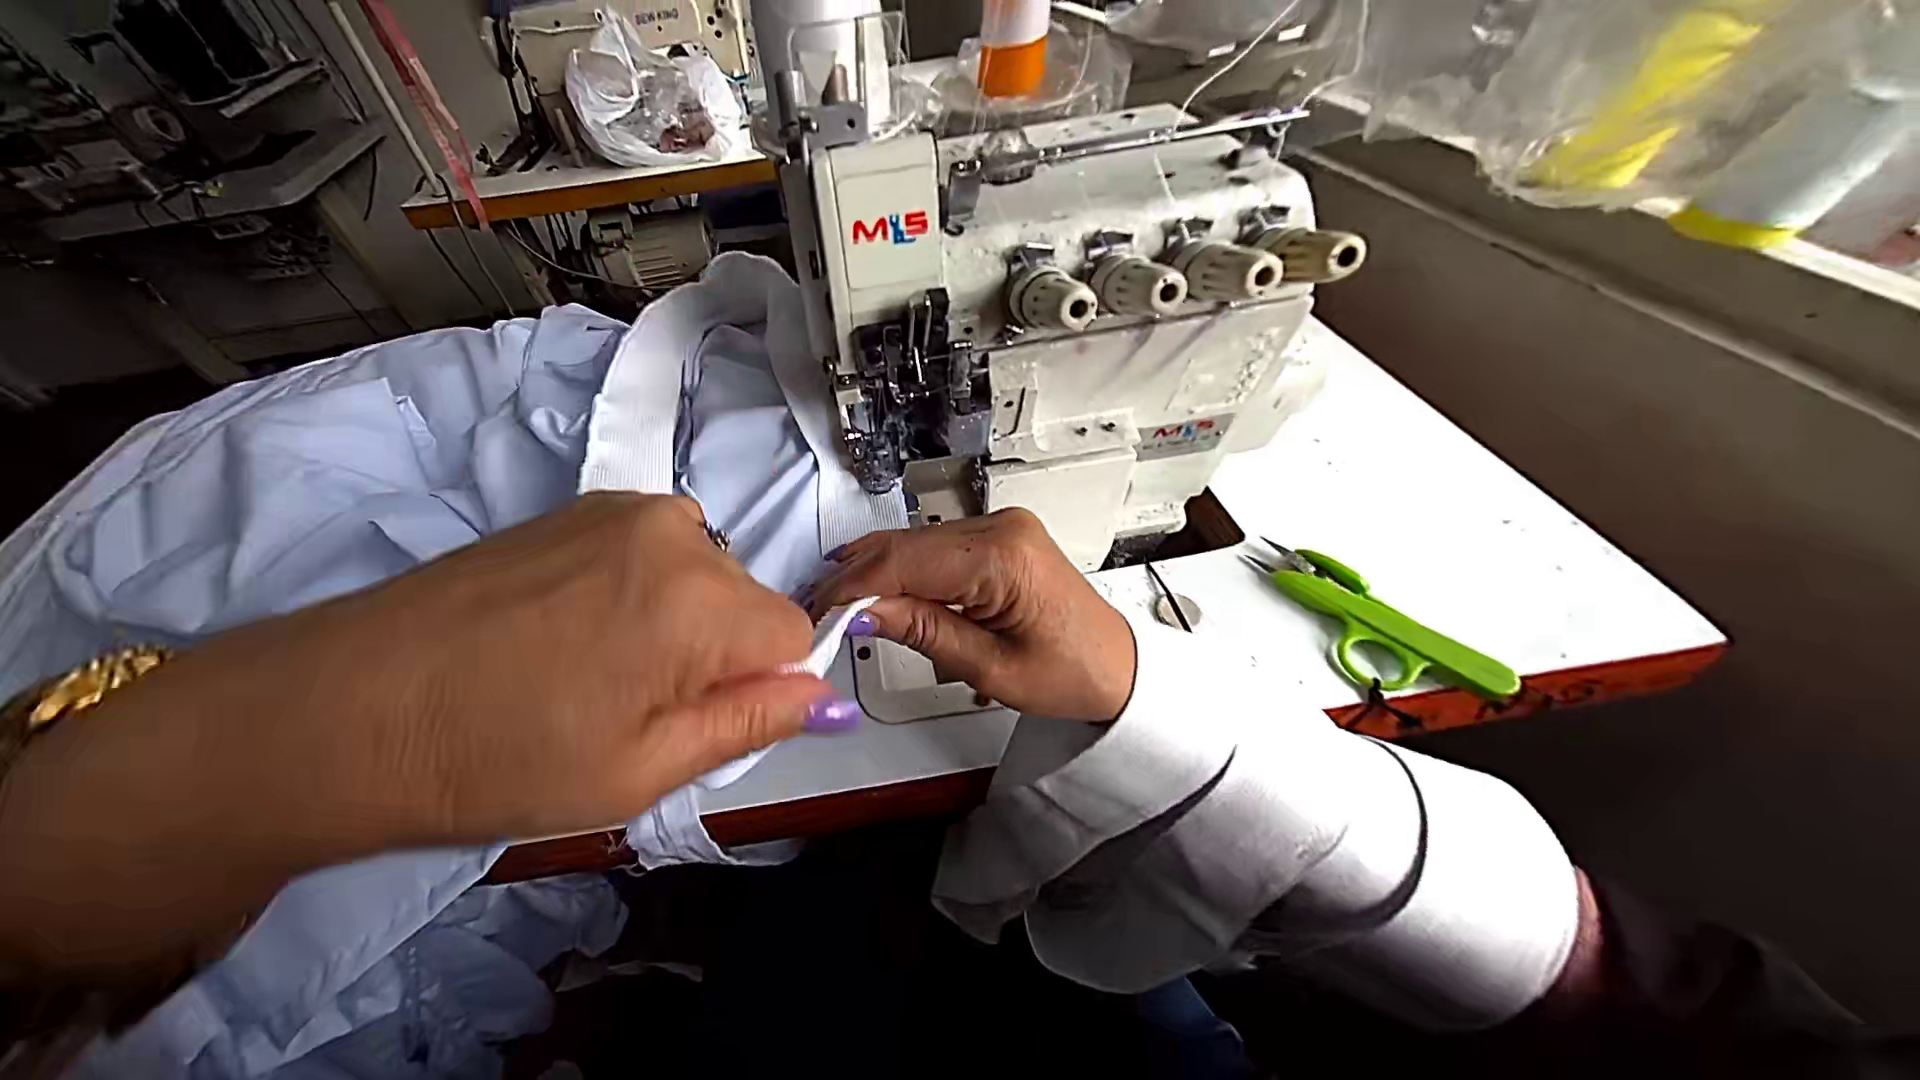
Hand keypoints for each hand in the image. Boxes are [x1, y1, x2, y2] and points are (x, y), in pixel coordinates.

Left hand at [0, 494, 841, 972]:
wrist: (338, 708)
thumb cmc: (498, 759)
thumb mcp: (643, 771)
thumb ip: (752, 722)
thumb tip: (823, 693)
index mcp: (699, 603)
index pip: (795, 633)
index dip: (764, 681)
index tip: (703, 713)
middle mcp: (678, 534)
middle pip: (753, 599)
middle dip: (724, 650)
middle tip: (639, 698)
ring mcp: (629, 509)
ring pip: (712, 573)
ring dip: (688, 617)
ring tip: (603, 659)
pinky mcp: (588, 504)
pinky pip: (666, 548)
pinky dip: (652, 585)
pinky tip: (581, 620)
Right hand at [807, 508, 1136, 721]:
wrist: (1116, 664)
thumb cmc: (1072, 673)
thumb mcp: (990, 668)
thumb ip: (924, 631)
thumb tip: (863, 610)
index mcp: (1005, 557)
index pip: (906, 560)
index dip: (854, 586)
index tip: (819, 613)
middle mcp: (1003, 526)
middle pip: (906, 544)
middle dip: (857, 578)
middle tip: (819, 612)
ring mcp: (1002, 525)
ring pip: (916, 541)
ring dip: (877, 571)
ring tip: (840, 605)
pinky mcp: (998, 535)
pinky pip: (936, 544)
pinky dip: (904, 566)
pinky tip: (880, 586)